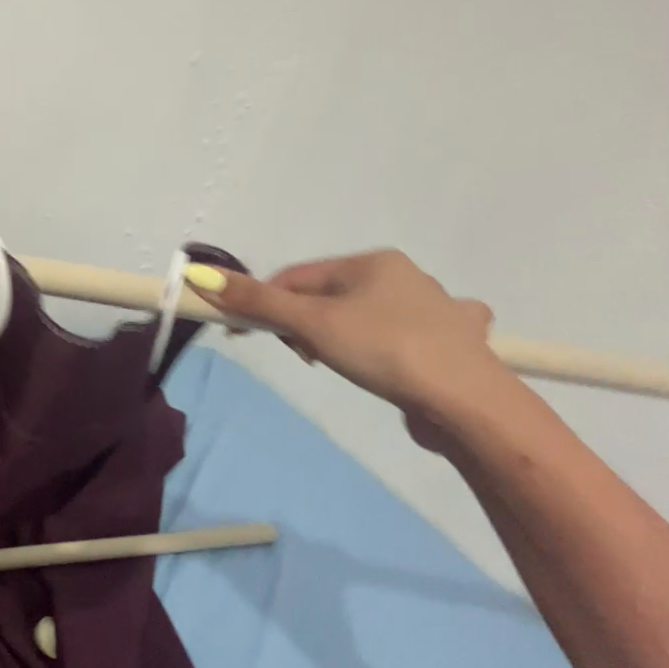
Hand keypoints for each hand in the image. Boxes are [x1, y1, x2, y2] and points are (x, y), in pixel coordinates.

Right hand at [185, 250, 520, 428]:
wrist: (469, 405)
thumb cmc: (384, 350)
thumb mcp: (309, 324)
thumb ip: (256, 300)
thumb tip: (200, 275)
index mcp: (373, 262)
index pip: (296, 276)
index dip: (264, 303)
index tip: (245, 332)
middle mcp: (407, 277)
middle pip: (328, 295)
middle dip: (304, 324)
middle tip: (303, 354)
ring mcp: (436, 311)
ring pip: (367, 316)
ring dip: (343, 336)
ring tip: (343, 363)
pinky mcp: (453, 346)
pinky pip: (409, 337)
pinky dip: (394, 346)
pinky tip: (399, 361)